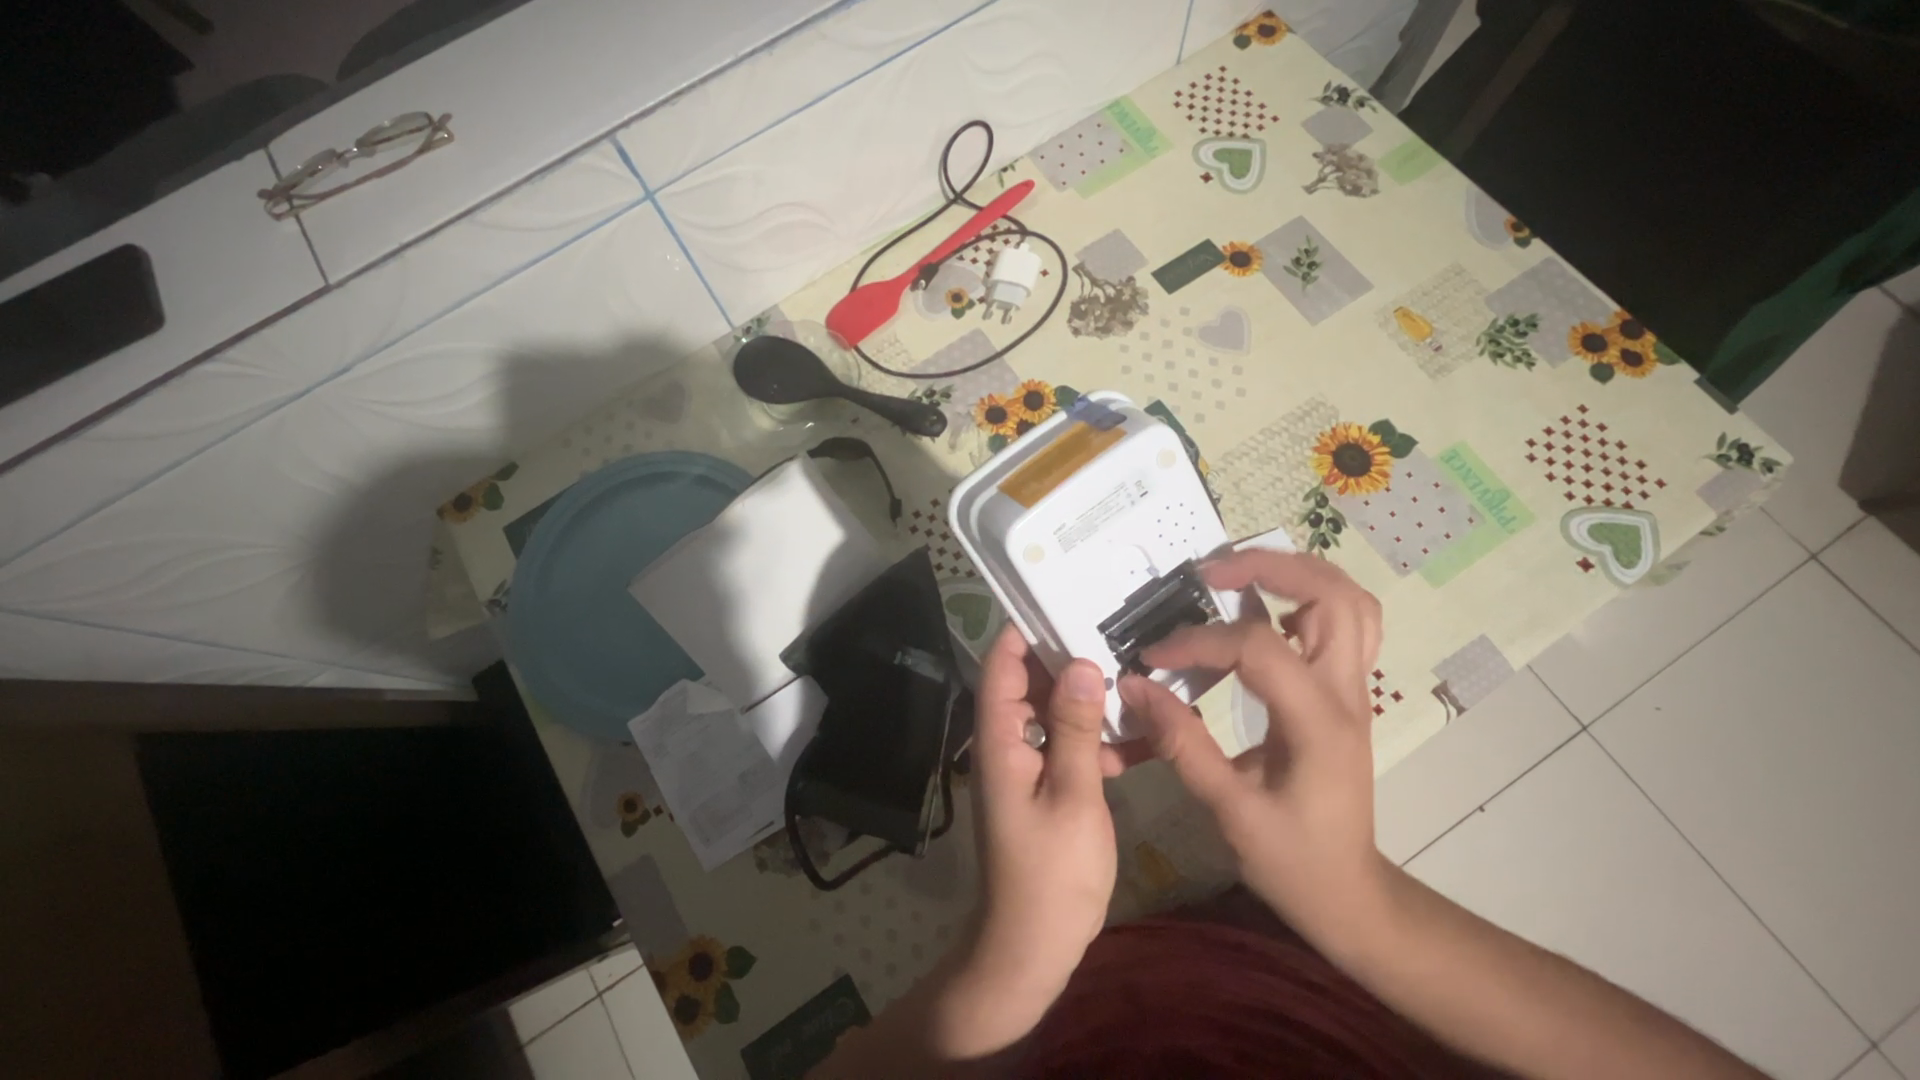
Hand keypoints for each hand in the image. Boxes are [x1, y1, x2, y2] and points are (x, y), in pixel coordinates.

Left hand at [946, 624, 1116, 1054]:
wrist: (1032, 945)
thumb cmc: (1051, 873)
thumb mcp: (1073, 796)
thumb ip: (1077, 729)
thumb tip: (1082, 664)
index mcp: (1000, 740)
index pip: (1002, 666)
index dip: (1026, 631)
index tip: (1067, 601)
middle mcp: (1007, 745)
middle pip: (1032, 684)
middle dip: (1071, 661)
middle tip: (1120, 634)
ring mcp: (1026, 767)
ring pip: (1055, 715)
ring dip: (1091, 702)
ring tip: (1141, 680)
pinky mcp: (1046, 788)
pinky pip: (1068, 747)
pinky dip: (1097, 740)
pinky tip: (1143, 738)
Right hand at [1117, 550, 1390, 948]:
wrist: (1348, 891)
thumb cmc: (1291, 859)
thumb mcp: (1228, 809)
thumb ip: (1181, 743)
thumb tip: (1134, 687)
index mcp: (1317, 722)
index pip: (1259, 647)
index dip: (1199, 642)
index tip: (1152, 658)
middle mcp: (1346, 693)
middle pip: (1330, 595)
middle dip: (1268, 569)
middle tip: (1209, 574)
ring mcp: (1355, 691)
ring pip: (1348, 601)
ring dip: (1297, 576)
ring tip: (1238, 579)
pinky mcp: (1347, 695)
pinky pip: (1345, 625)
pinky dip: (1308, 601)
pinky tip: (1264, 613)